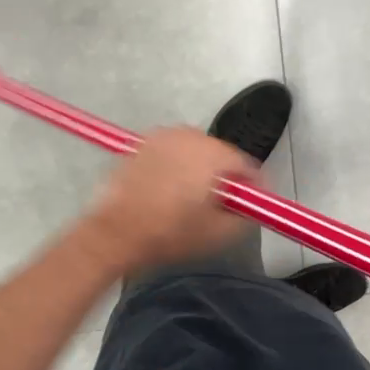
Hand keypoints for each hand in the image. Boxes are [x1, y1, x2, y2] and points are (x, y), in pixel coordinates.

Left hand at [82, 128, 258, 272]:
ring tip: (193, 198)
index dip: (253, 187)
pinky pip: (171, 153)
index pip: (247, 165)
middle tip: (222, 205)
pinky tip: (170, 190)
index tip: (253, 205)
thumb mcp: (219, 234)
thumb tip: (251, 205)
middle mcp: (190, 135)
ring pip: (195, 151)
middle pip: (221, 155)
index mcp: (213, 154)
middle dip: (225, 177)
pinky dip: (177, 167)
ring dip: (200, 170)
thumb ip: (246, 214)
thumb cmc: (170, 234)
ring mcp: (163, 136)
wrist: (116, 232)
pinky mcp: (142, 143)